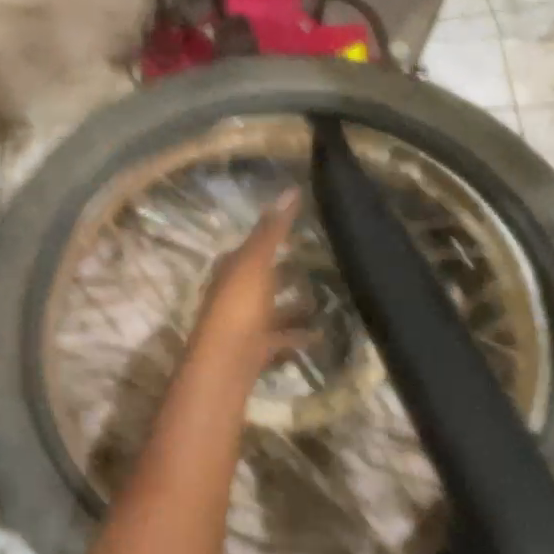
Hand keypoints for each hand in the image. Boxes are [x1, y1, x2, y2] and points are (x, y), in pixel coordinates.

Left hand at [192, 189, 305, 361]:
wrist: (224, 364)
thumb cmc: (238, 307)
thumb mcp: (256, 262)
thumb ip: (273, 229)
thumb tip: (290, 189)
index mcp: (229, 271)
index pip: (249, 248)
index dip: (270, 238)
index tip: (299, 230)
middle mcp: (232, 296)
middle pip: (262, 280)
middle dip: (286, 274)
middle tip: (322, 266)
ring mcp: (243, 326)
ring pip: (272, 311)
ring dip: (295, 307)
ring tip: (329, 301)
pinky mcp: (254, 352)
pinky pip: (280, 340)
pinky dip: (298, 336)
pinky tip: (321, 335)